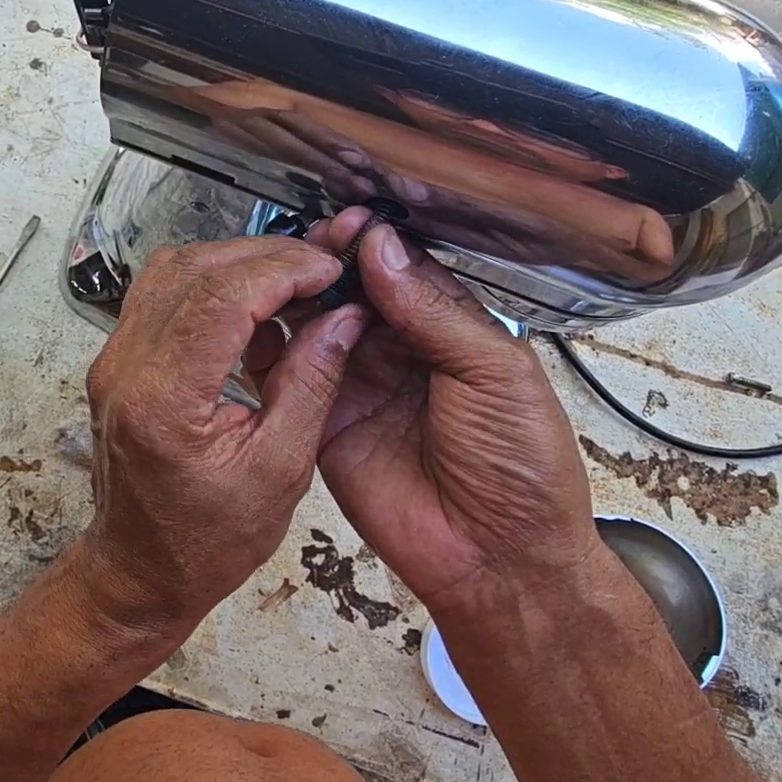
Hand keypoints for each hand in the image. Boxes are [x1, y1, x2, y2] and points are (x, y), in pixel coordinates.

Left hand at [80, 238, 367, 636]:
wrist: (140, 568)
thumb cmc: (209, 540)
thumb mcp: (280, 470)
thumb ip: (311, 383)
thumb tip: (345, 316)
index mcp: (163, 400)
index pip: (220, 296)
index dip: (282, 269)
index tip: (330, 270)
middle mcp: (124, 366)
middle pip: (194, 270)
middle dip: (265, 257)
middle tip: (321, 268)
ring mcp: (112, 359)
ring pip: (172, 270)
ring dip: (236, 263)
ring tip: (292, 281)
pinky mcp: (116, 359)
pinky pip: (161, 293)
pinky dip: (210, 282)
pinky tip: (251, 304)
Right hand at [307, 208, 599, 613]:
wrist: (493, 558)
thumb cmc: (518, 462)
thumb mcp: (494, 372)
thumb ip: (434, 310)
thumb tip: (382, 247)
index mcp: (445, 331)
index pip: (402, 273)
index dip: (375, 246)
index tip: (349, 222)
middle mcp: (395, 350)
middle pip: (353, 292)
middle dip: (332, 263)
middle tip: (310, 242)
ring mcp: (355, 383)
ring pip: (318, 326)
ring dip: (301, 296)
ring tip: (284, 272)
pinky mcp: (322, 419)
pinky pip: (295, 376)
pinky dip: (277, 347)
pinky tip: (263, 320)